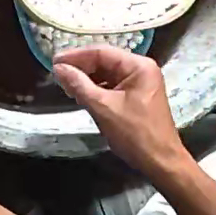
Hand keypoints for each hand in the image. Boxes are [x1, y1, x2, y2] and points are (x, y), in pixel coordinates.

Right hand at [53, 45, 189, 178]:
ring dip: (86, 79)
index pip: (101, 52)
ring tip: (65, 85)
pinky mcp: (137, 97)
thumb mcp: (103, 108)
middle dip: (80, 68)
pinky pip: (112, 86)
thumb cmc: (135, 134)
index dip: (76, 56)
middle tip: (57, 74)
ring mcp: (140, 83)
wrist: (161, 162)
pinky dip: (96, 89)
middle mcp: (141, 69)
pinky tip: (81, 95)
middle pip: (104, 61)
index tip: (54, 61)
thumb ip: (79, 85)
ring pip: (107, 74)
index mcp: (138, 66)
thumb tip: (59, 69)